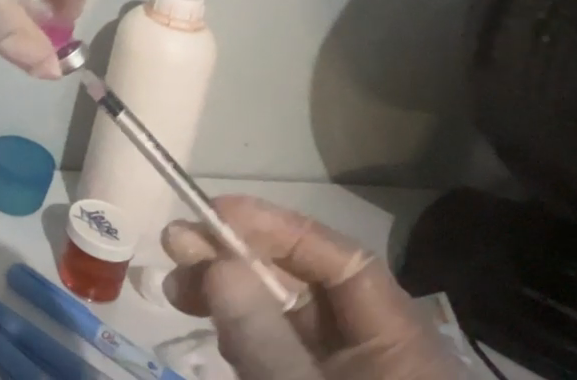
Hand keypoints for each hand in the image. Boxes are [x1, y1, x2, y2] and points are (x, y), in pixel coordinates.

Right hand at [162, 196, 459, 379]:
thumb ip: (262, 334)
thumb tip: (214, 261)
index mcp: (401, 340)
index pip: (339, 257)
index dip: (274, 225)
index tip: (212, 211)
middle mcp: (381, 350)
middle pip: (306, 283)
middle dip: (238, 260)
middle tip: (175, 248)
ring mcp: (353, 374)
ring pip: (287, 317)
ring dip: (230, 294)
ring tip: (176, 290)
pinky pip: (284, 352)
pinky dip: (244, 333)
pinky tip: (210, 326)